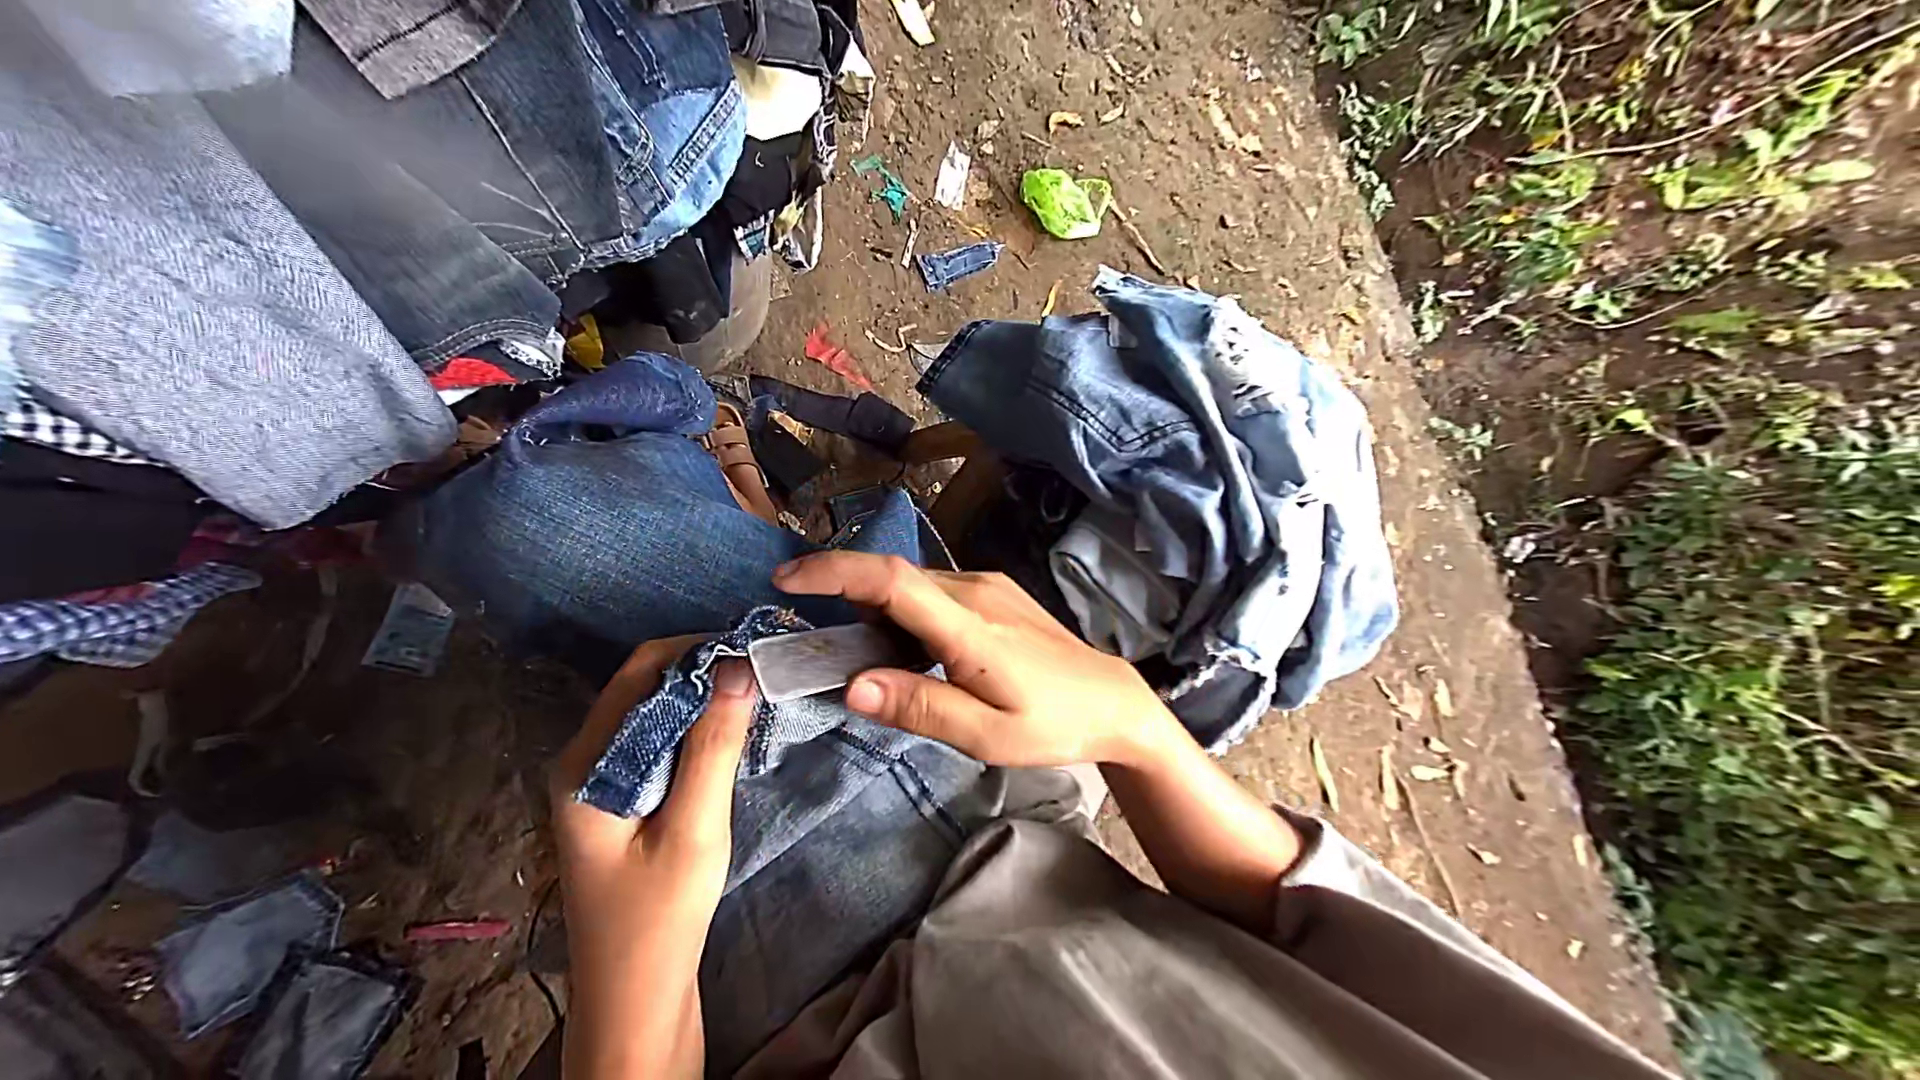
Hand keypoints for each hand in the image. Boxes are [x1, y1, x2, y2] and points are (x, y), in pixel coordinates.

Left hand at [548, 635, 755, 1079]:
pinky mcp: (627, 799)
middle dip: (705, 670)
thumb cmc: (659, 918)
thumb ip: (713, 746)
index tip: (752, 649)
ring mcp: (605, 781)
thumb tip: (739, 667)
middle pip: (646, 688)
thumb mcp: (694, 829)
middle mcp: (586, 761)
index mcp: (584, 763)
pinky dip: (700, 727)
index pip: (639, 672)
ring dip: (706, 698)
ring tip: (758, 691)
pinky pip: (663, 742)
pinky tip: (735, 730)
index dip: (697, 651)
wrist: (636, 1001)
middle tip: (763, 669)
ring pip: (658, 713)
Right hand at [772, 552, 1179, 767]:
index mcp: (971, 626)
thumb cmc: (1052, 724)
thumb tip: (851, 685)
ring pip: (913, 585)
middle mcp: (976, 590)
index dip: (834, 572)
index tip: (787, 578)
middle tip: (818, 639)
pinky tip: (913, 651)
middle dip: (845, 596)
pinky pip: (934, 591)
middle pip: (894, 579)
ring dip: (877, 610)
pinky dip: (904, 612)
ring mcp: (988, 585)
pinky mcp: (994, 591)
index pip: (891, 581)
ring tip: (874, 658)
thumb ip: (919, 707)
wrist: (1112, 699)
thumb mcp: (985, 734)